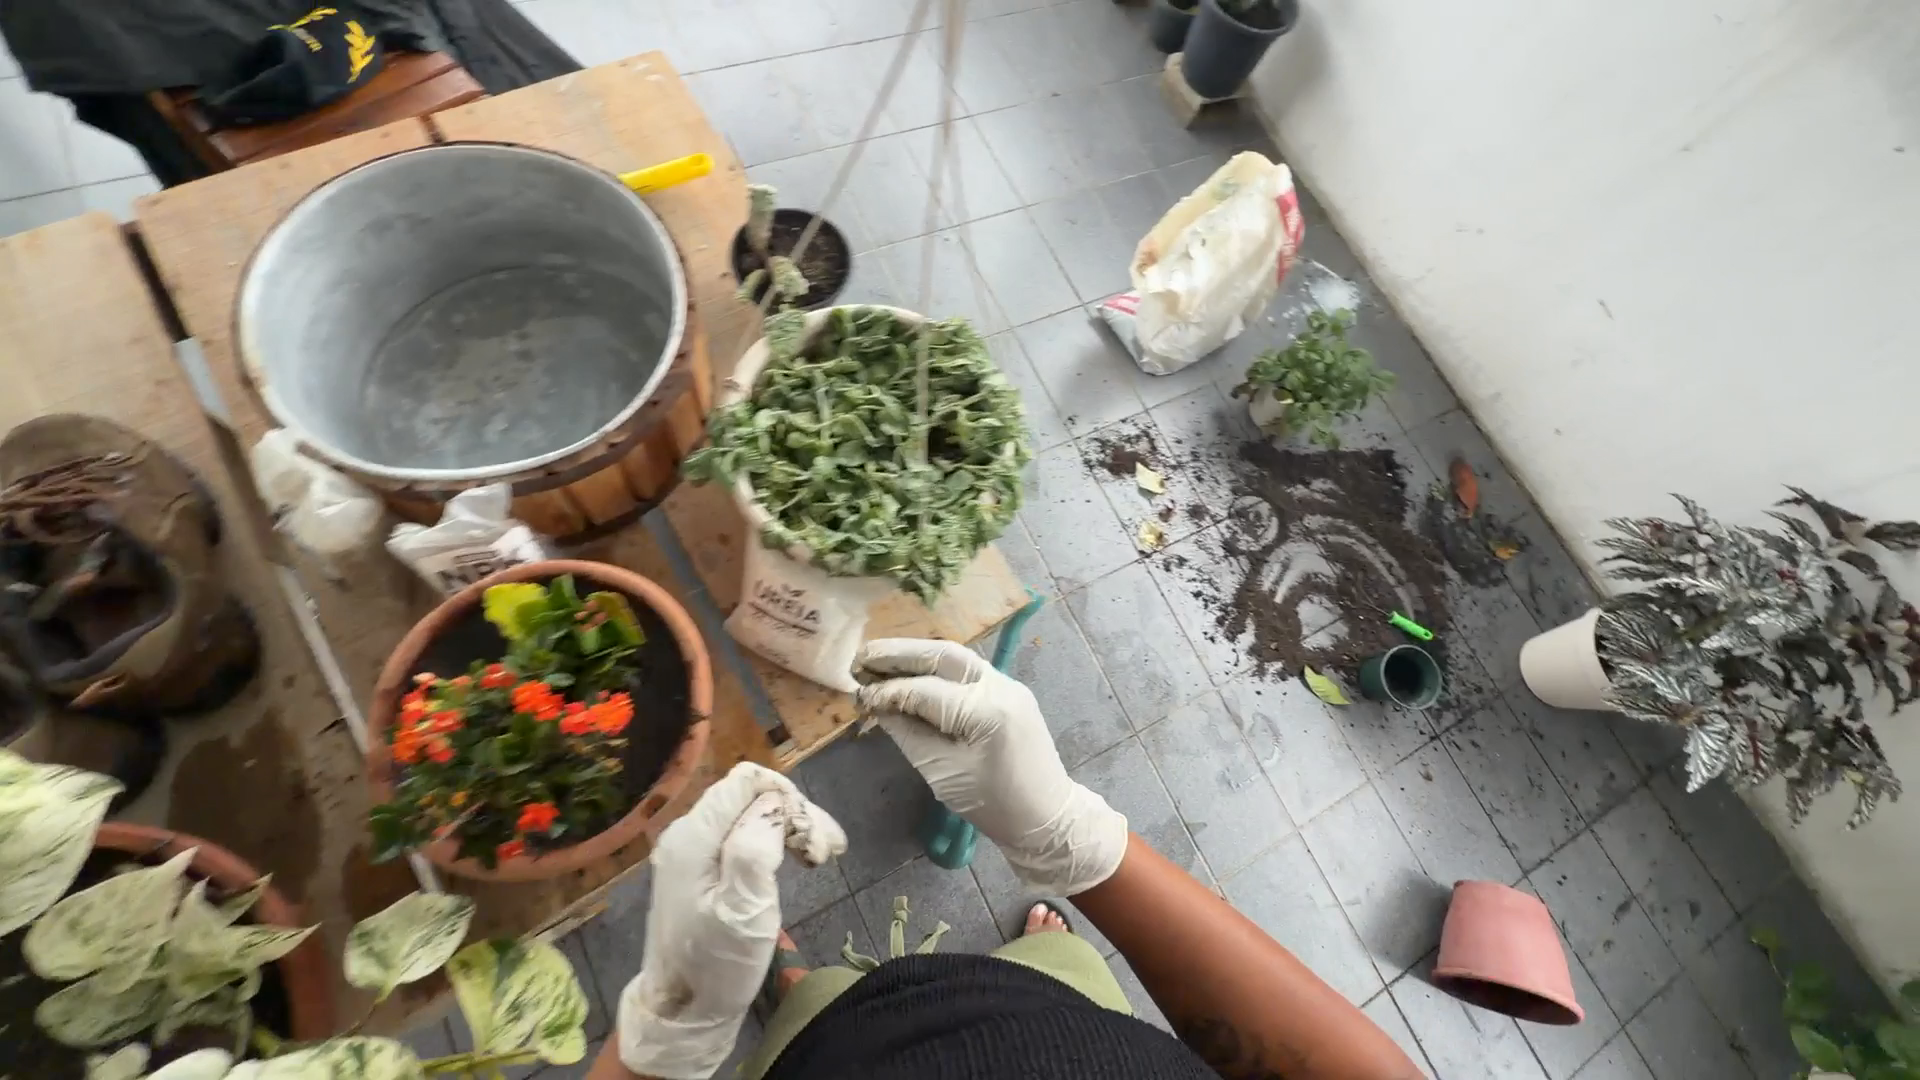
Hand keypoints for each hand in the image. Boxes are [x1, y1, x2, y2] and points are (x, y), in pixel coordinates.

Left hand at [617, 762, 846, 1078]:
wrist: (681, 1016)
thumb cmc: (716, 964)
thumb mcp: (743, 908)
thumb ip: (756, 846)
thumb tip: (775, 801)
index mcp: (694, 837)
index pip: (746, 780)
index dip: (786, 797)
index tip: (811, 838)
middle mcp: (688, 832)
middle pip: (750, 795)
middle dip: (794, 814)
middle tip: (828, 853)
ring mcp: (691, 849)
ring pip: (750, 813)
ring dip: (789, 827)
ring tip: (820, 857)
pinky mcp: (699, 866)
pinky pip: (741, 834)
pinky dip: (773, 840)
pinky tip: (795, 860)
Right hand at [853, 638, 1126, 896]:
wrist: (1048, 816)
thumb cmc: (995, 805)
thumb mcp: (943, 774)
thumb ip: (908, 734)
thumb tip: (875, 704)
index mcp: (986, 712)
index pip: (925, 690)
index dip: (887, 691)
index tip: (856, 692)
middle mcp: (999, 686)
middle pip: (943, 656)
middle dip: (899, 653)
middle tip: (861, 656)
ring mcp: (1007, 683)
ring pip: (956, 656)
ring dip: (917, 654)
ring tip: (880, 658)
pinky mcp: (1008, 689)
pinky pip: (967, 670)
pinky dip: (936, 666)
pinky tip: (911, 671)